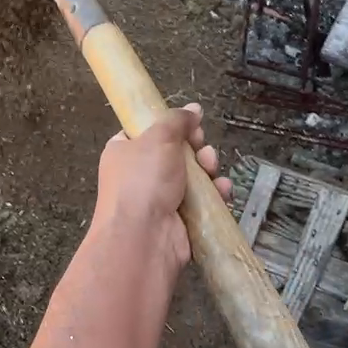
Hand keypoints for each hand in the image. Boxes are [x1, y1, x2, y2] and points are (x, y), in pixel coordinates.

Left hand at [93, 103, 231, 273]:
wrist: (142, 237)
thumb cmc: (142, 180)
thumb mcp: (158, 137)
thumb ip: (176, 120)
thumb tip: (192, 110)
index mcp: (124, 154)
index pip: (146, 134)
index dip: (170, 127)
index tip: (190, 123)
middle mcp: (139, 178)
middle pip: (176, 155)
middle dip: (196, 149)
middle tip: (202, 149)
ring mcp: (160, 202)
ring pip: (193, 179)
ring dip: (208, 170)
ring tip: (212, 169)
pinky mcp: (180, 223)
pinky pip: (202, 204)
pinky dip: (215, 196)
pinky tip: (223, 191)